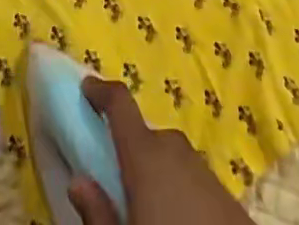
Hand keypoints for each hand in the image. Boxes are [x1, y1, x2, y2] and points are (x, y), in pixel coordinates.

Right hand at [69, 78, 253, 224]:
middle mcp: (174, 148)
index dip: (102, 91)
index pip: (121, 105)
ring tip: (141, 207)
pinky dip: (172, 182)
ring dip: (150, 169)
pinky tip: (171, 216)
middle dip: (125, 151)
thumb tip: (78, 181)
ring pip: (165, 155)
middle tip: (110, 181)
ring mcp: (201, 164)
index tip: (86, 87)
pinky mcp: (220, 185)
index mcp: (146, 157)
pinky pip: (186, 171)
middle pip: (142, 136)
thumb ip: (98, 213)